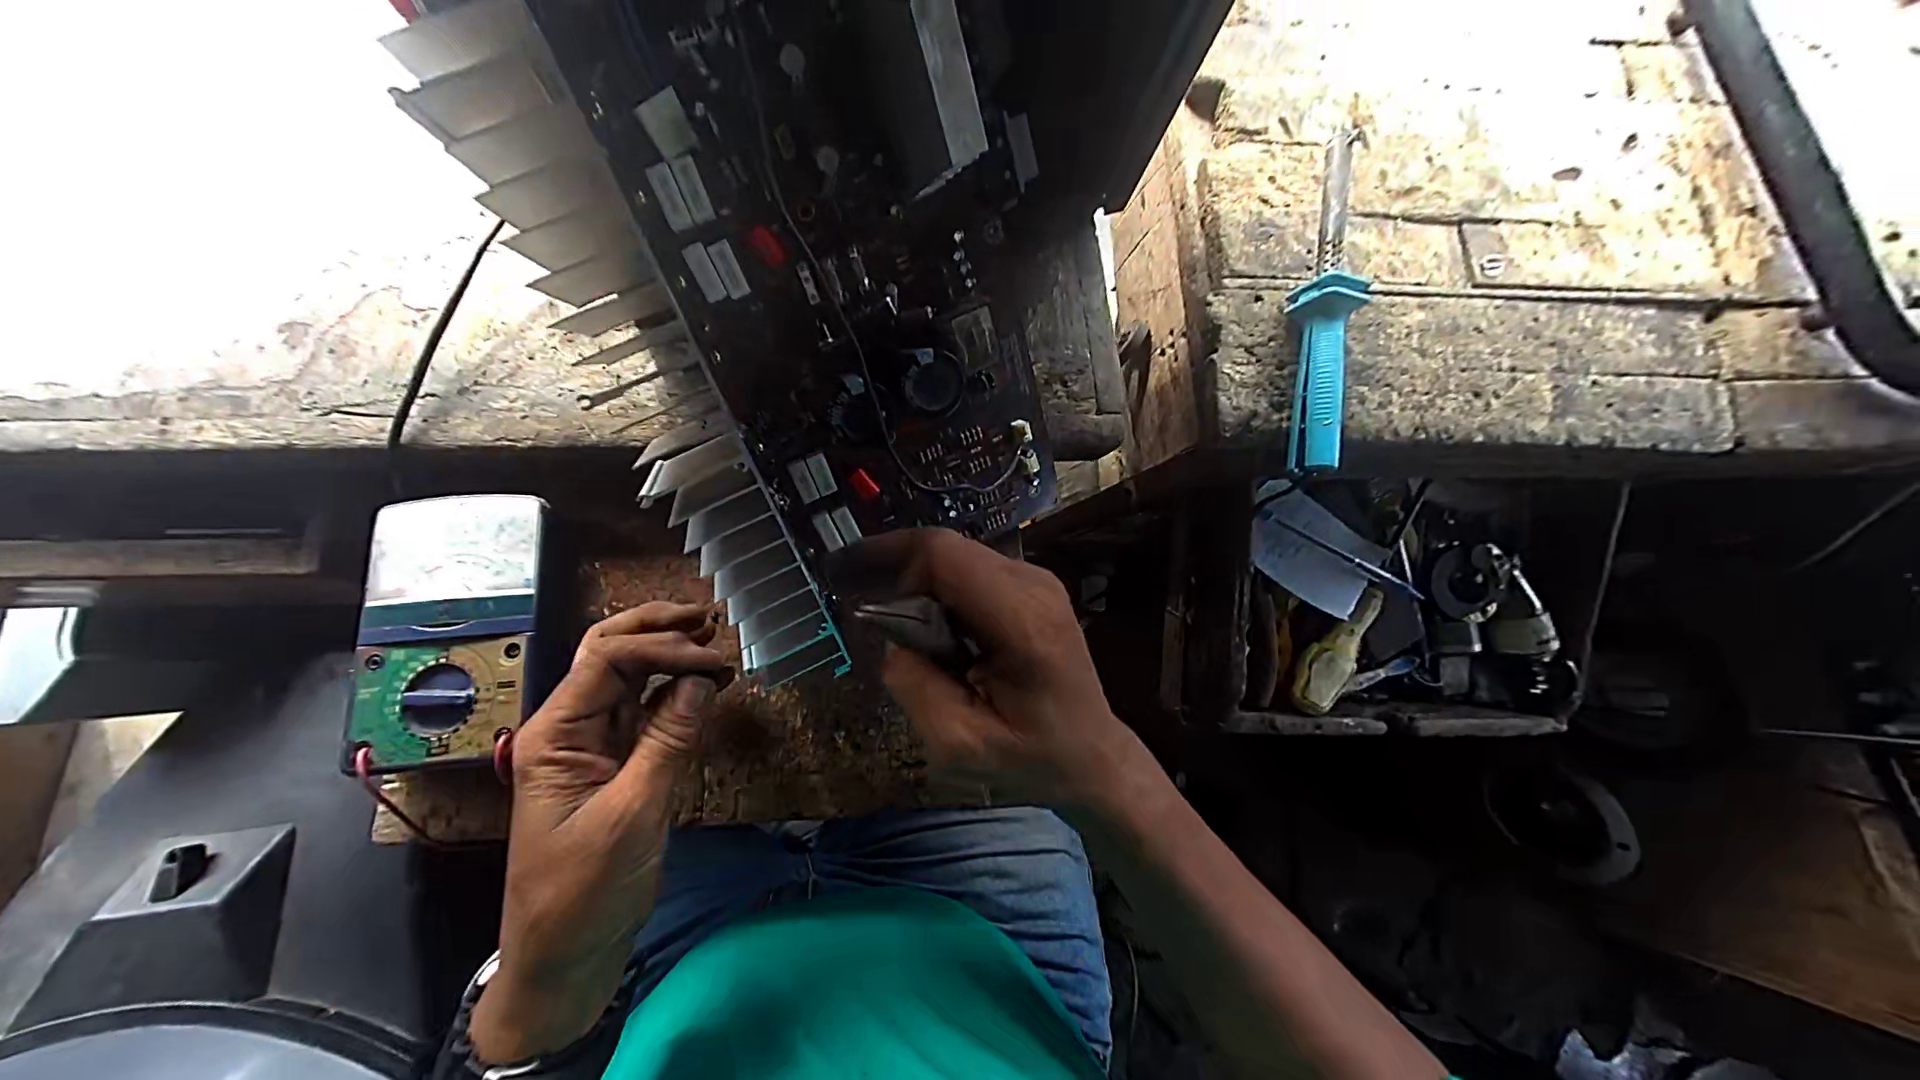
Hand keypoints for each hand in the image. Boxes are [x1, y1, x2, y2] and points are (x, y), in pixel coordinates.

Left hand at [471, 602, 727, 1063]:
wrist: (566, 953)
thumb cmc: (584, 889)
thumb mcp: (631, 815)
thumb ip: (667, 742)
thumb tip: (702, 680)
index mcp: (556, 734)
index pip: (607, 660)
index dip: (661, 647)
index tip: (712, 657)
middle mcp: (572, 727)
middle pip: (610, 653)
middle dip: (656, 628)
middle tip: (707, 617)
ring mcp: (595, 742)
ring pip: (630, 677)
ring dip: (669, 653)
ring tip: (712, 638)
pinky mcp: (618, 760)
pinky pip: (647, 710)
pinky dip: (676, 689)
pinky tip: (704, 681)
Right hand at [858, 529, 1147, 806]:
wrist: (1091, 751)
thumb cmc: (1033, 757)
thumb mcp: (964, 745)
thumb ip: (918, 690)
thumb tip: (892, 644)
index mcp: (1022, 622)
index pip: (945, 556)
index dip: (890, 560)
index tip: (854, 589)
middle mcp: (1034, 585)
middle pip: (947, 548)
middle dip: (897, 570)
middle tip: (857, 599)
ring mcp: (1038, 580)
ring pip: (956, 555)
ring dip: (918, 580)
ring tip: (891, 617)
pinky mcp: (1033, 585)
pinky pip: (971, 568)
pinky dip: (939, 587)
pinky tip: (928, 622)